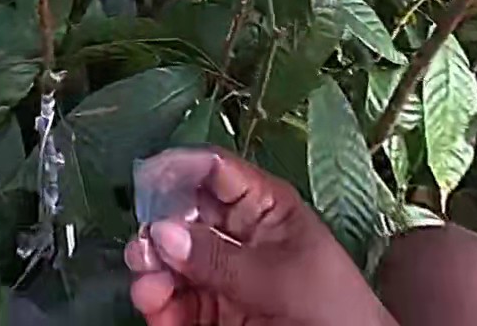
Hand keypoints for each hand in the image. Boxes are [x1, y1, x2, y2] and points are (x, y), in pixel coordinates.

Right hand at [124, 148, 395, 325]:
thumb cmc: (335, 311)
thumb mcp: (282, 278)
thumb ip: (222, 258)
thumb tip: (163, 231)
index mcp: (262, 206)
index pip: (214, 170)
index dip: (179, 166)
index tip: (146, 178)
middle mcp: (237, 234)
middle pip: (186, 215)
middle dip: (159, 225)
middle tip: (141, 245)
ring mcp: (225, 275)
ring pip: (175, 259)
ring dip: (153, 267)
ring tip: (145, 282)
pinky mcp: (216, 314)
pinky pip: (179, 301)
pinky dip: (159, 303)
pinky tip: (153, 305)